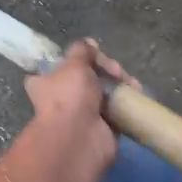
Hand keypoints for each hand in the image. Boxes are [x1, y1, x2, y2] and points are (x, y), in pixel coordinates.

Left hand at [24, 39, 138, 170]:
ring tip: (132, 83)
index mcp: (45, 83)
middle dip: (104, 71)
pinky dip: (125, 105)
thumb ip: (82, 50)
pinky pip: (114, 113)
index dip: (74, 61)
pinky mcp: (100, 130)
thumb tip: (90, 43)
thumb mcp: (75, 62)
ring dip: (118, 87)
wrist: (79, 138)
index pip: (56, 68)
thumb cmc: (70, 95)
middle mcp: (60, 100)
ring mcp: (80, 116)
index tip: (92, 55)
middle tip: (117, 71)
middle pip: (85, 79)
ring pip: (102, 94)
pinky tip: (136, 95)